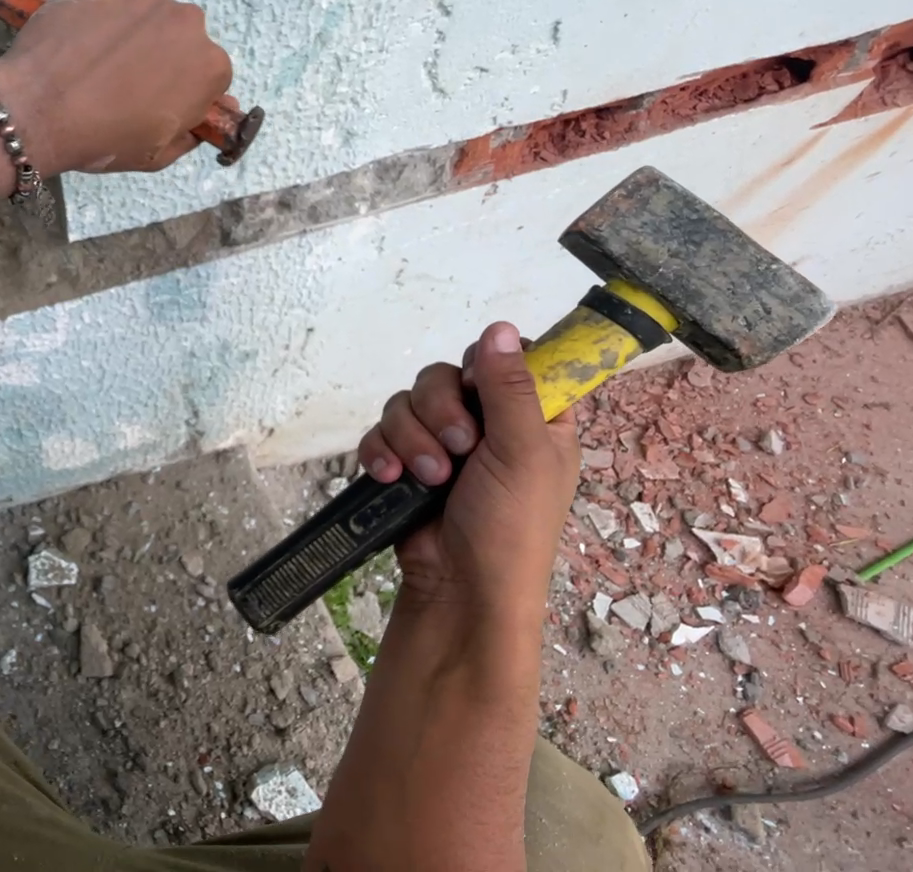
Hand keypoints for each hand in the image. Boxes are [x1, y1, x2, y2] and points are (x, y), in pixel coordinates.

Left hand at [0, 0, 232, 175]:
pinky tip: (82, 47)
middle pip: (183, 41)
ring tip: (97, 67)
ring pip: (150, 18)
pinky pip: (117, 3)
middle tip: (123, 87)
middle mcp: (188, 22)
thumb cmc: (101, 139)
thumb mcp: (154, 157)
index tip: (156, 106)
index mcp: (208, 67)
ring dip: (134, 37)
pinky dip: (105, 20)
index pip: (210, 78)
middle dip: (161, 60)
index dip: (183, 93)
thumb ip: (190, 136)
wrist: (38, 107)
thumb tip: (202, 123)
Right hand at [355, 322, 580, 613]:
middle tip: (458, 447)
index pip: (509, 361)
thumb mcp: (524, 452)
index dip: (490, 367)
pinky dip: (380, 453)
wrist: (458, 587)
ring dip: (410, 439)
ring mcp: (439, 443)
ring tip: (427, 478)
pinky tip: (390, 477)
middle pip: (445, 375)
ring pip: (406, 402)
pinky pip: (378, 432)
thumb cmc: (511, 525)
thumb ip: (510, 388)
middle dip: (440, 411)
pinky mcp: (402, 463)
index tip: (481, 387)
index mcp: (533, 418)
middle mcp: (486, 424)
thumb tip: (499, 326)